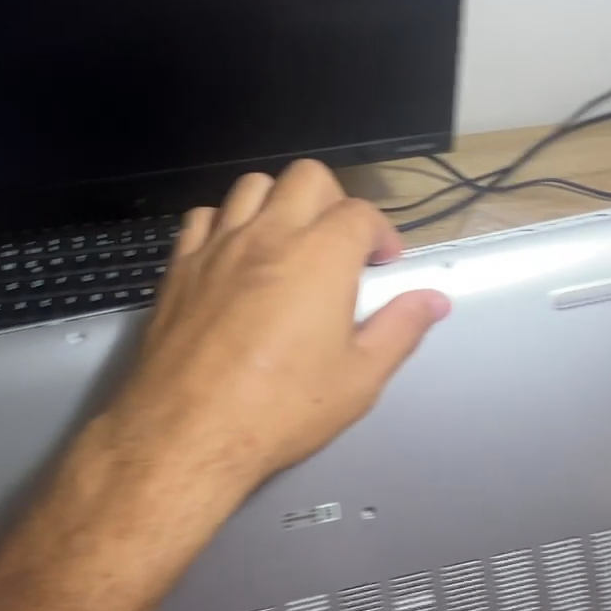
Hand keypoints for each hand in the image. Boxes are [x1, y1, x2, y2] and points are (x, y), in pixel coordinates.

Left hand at [95, 160, 449, 494]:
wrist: (187, 433)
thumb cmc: (276, 410)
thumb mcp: (358, 379)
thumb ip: (399, 330)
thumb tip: (430, 302)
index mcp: (320, 257)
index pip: (360, 213)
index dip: (381, 233)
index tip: (382, 263)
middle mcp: (267, 237)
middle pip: (307, 177)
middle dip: (333, 200)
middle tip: (339, 244)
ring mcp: (218, 247)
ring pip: (252, 185)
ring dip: (278, 202)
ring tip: (288, 242)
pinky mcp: (180, 266)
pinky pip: (204, 217)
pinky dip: (226, 222)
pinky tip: (234, 255)